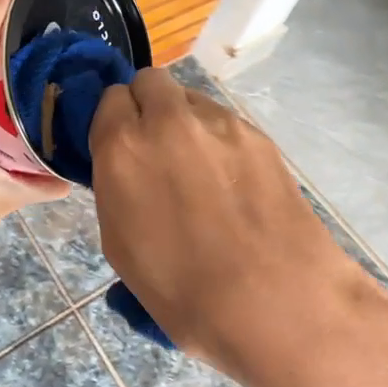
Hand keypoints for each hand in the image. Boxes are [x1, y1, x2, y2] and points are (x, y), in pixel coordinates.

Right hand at [89, 66, 357, 375]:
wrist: (278, 304)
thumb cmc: (185, 291)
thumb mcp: (120, 243)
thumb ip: (115, 184)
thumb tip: (126, 167)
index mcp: (122, 146)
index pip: (109, 98)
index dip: (115, 121)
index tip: (122, 146)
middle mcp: (166, 120)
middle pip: (149, 82)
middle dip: (148, 105)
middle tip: (157, 146)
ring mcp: (216, 123)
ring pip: (189, 98)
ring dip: (184, 121)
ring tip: (201, 168)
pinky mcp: (257, 135)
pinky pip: (225, 122)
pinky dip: (220, 141)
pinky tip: (233, 182)